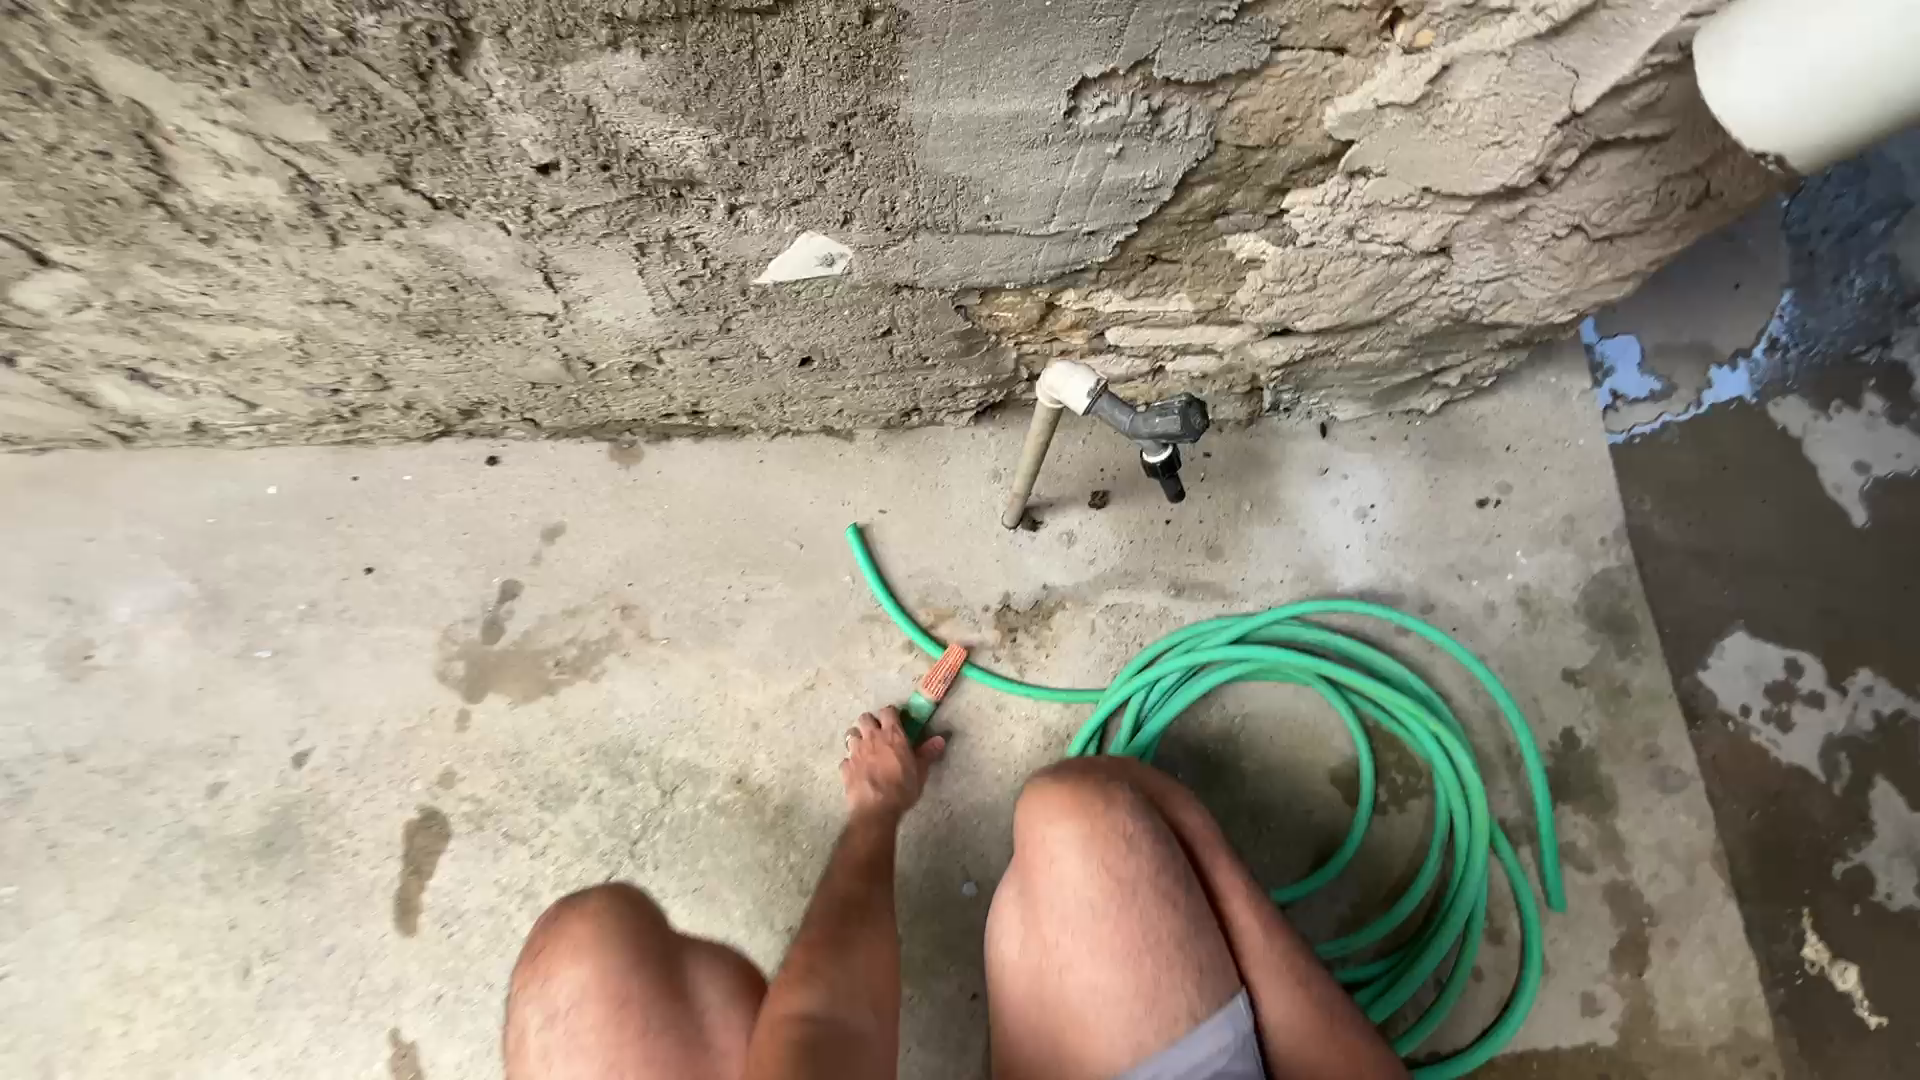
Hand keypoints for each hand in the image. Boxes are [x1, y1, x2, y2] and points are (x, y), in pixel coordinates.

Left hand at [840, 707, 945, 824]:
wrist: (876, 809)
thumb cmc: (902, 788)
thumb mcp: (920, 771)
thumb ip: (928, 753)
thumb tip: (940, 739)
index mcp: (892, 735)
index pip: (888, 711)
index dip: (891, 714)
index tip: (895, 721)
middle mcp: (871, 738)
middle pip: (865, 718)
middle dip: (870, 722)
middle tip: (877, 733)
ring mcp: (855, 752)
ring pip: (851, 734)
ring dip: (857, 738)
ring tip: (864, 748)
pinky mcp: (845, 767)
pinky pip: (845, 758)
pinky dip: (850, 761)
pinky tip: (856, 769)